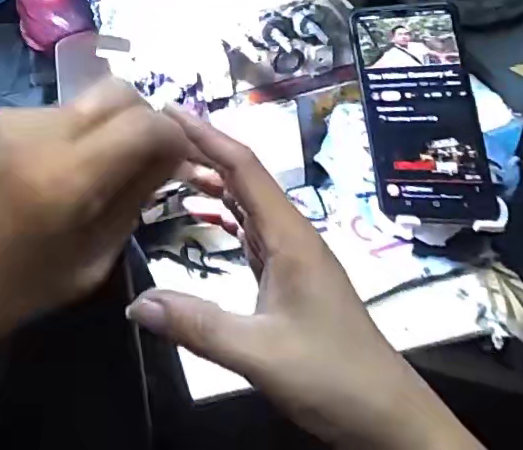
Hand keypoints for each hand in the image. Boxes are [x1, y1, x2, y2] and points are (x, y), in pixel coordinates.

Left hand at [0, 81, 190, 355]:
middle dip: (146, 117)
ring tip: (99, 165)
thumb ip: (137, 196)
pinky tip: (60, 165)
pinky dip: (77, 130)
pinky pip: (62, 110)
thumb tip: (171, 153)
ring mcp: (19, 118)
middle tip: (147, 153)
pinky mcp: (3, 115)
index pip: (146, 125)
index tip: (177, 158)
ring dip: (110, 125)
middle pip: (121, 91)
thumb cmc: (20, 287)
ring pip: (92, 99)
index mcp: (69, 178)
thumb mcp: (95, 258)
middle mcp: (44, 134)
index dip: (172, 136)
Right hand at [128, 108, 481, 449]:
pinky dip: (223, 212)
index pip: (242, 166)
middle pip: (243, 175)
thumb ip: (199, 325)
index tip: (170, 109)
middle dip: (203, 148)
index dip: (205, 134)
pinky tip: (202, 212)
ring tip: (170, 164)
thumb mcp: (260, 353)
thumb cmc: (331, 374)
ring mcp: (291, 251)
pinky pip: (249, 227)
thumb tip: (137, 303)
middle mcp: (290, 231)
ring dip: (211, 177)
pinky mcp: (289, 272)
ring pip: (246, 199)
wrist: (385, 413)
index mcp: (288, 233)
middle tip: (157, 132)